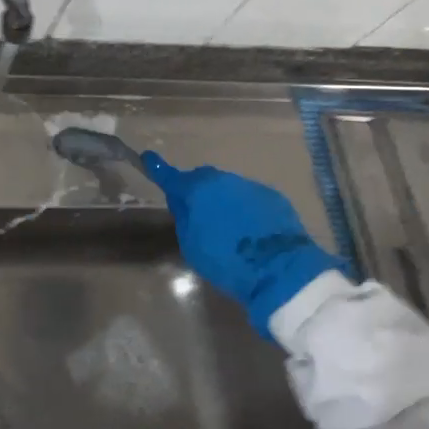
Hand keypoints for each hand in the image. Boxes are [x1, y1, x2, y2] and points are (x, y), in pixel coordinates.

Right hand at [142, 151, 341, 337]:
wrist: (280, 271)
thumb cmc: (227, 262)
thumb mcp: (192, 245)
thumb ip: (183, 217)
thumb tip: (181, 201)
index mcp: (196, 190)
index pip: (170, 176)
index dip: (157, 168)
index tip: (147, 157)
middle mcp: (221, 180)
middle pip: (202, 181)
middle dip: (198, 193)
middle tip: (199, 215)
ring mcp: (249, 186)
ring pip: (228, 188)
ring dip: (224, 202)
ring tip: (231, 229)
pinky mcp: (272, 196)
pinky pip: (250, 198)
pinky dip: (246, 209)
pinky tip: (252, 232)